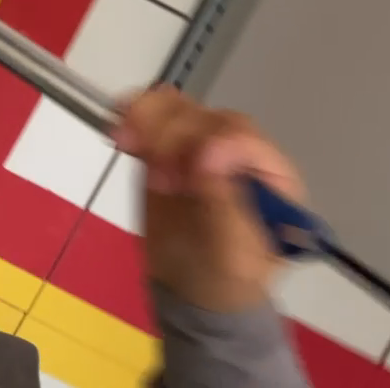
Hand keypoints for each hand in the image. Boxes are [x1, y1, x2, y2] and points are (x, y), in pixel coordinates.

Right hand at [113, 87, 305, 312]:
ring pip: (173, 106)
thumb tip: (206, 159)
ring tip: (128, 147)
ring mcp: (197, 142)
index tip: (190, 169)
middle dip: (172, 140)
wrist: (191, 283)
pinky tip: (119, 133)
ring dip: (146, 121)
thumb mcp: (234, 256)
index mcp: (270, 177)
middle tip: (158, 182)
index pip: (245, 139)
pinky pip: (149, 111)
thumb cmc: (224, 277)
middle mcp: (237, 151)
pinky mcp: (164, 142)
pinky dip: (131, 113)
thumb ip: (226, 208)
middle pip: (203, 117)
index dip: (216, 143)